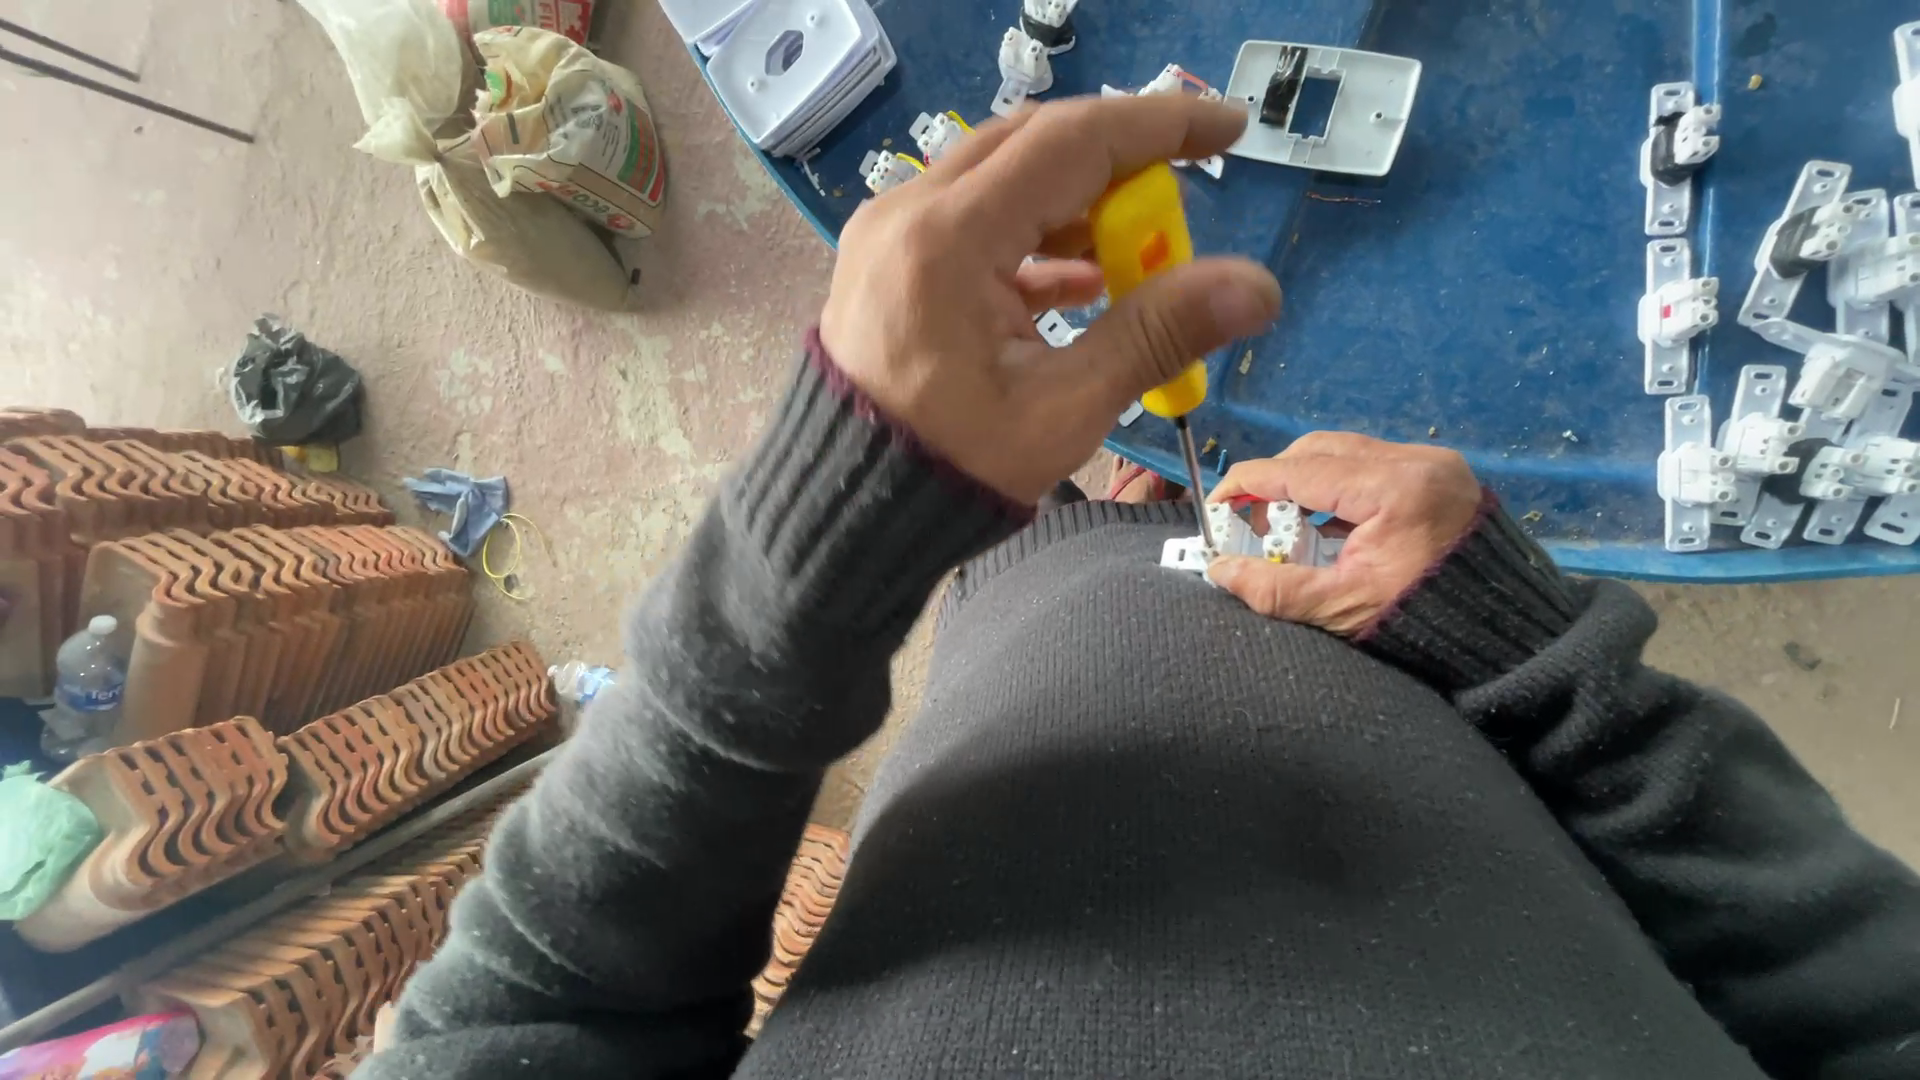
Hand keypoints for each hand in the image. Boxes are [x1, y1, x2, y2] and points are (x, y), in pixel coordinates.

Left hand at [819, 96, 1282, 503]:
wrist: (852, 508)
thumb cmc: (954, 469)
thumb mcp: (1062, 410)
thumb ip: (1155, 336)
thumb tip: (1256, 289)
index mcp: (946, 242)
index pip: (1070, 143)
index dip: (1160, 127)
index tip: (1227, 130)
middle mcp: (907, 215)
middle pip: (1033, 147)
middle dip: (1117, 170)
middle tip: (1174, 214)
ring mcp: (889, 234)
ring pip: (1000, 180)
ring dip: (1075, 209)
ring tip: (1132, 261)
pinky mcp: (889, 261)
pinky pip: (971, 223)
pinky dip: (1030, 242)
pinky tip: (1078, 283)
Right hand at [1205, 433, 1483, 634]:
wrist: (1511, 633)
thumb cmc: (1423, 620)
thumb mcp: (1341, 606)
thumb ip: (1273, 588)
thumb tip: (1217, 570)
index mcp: (1392, 489)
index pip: (1297, 470)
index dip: (1246, 483)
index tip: (1214, 504)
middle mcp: (1414, 460)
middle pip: (1317, 448)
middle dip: (1273, 478)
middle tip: (1249, 517)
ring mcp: (1431, 462)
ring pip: (1342, 450)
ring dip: (1302, 478)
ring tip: (1284, 520)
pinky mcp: (1438, 472)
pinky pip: (1368, 462)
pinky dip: (1334, 483)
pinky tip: (1323, 519)